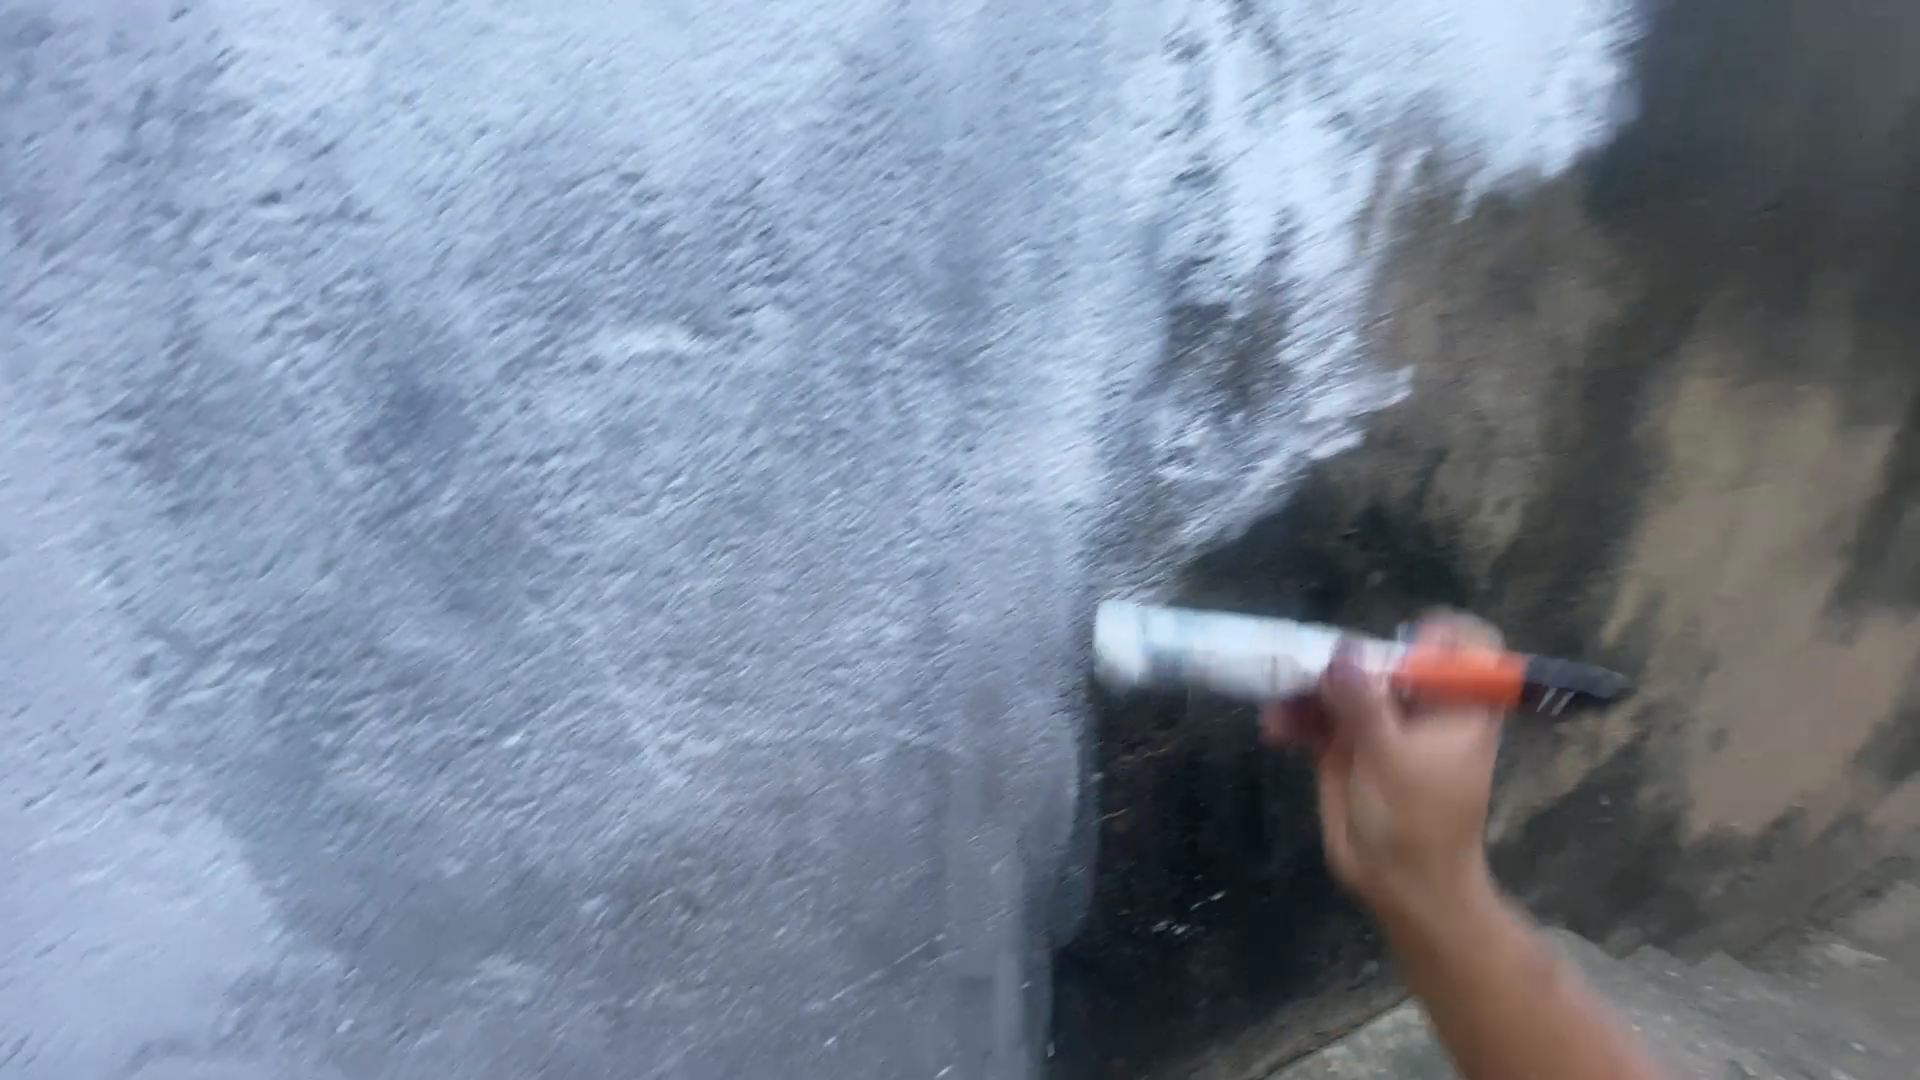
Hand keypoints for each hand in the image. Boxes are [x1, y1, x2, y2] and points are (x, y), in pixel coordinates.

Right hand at [1260, 613, 1506, 931]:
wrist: (1398, 885)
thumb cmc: (1417, 822)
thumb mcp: (1392, 758)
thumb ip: (1364, 702)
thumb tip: (1342, 649)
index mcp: (1455, 708)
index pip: (1465, 648)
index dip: (1436, 637)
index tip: (1398, 644)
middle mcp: (1417, 709)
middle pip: (1384, 659)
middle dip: (1343, 660)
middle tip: (1309, 668)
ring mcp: (1378, 726)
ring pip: (1341, 685)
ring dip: (1306, 690)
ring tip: (1279, 705)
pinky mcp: (1344, 746)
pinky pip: (1315, 715)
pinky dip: (1294, 718)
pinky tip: (1274, 731)